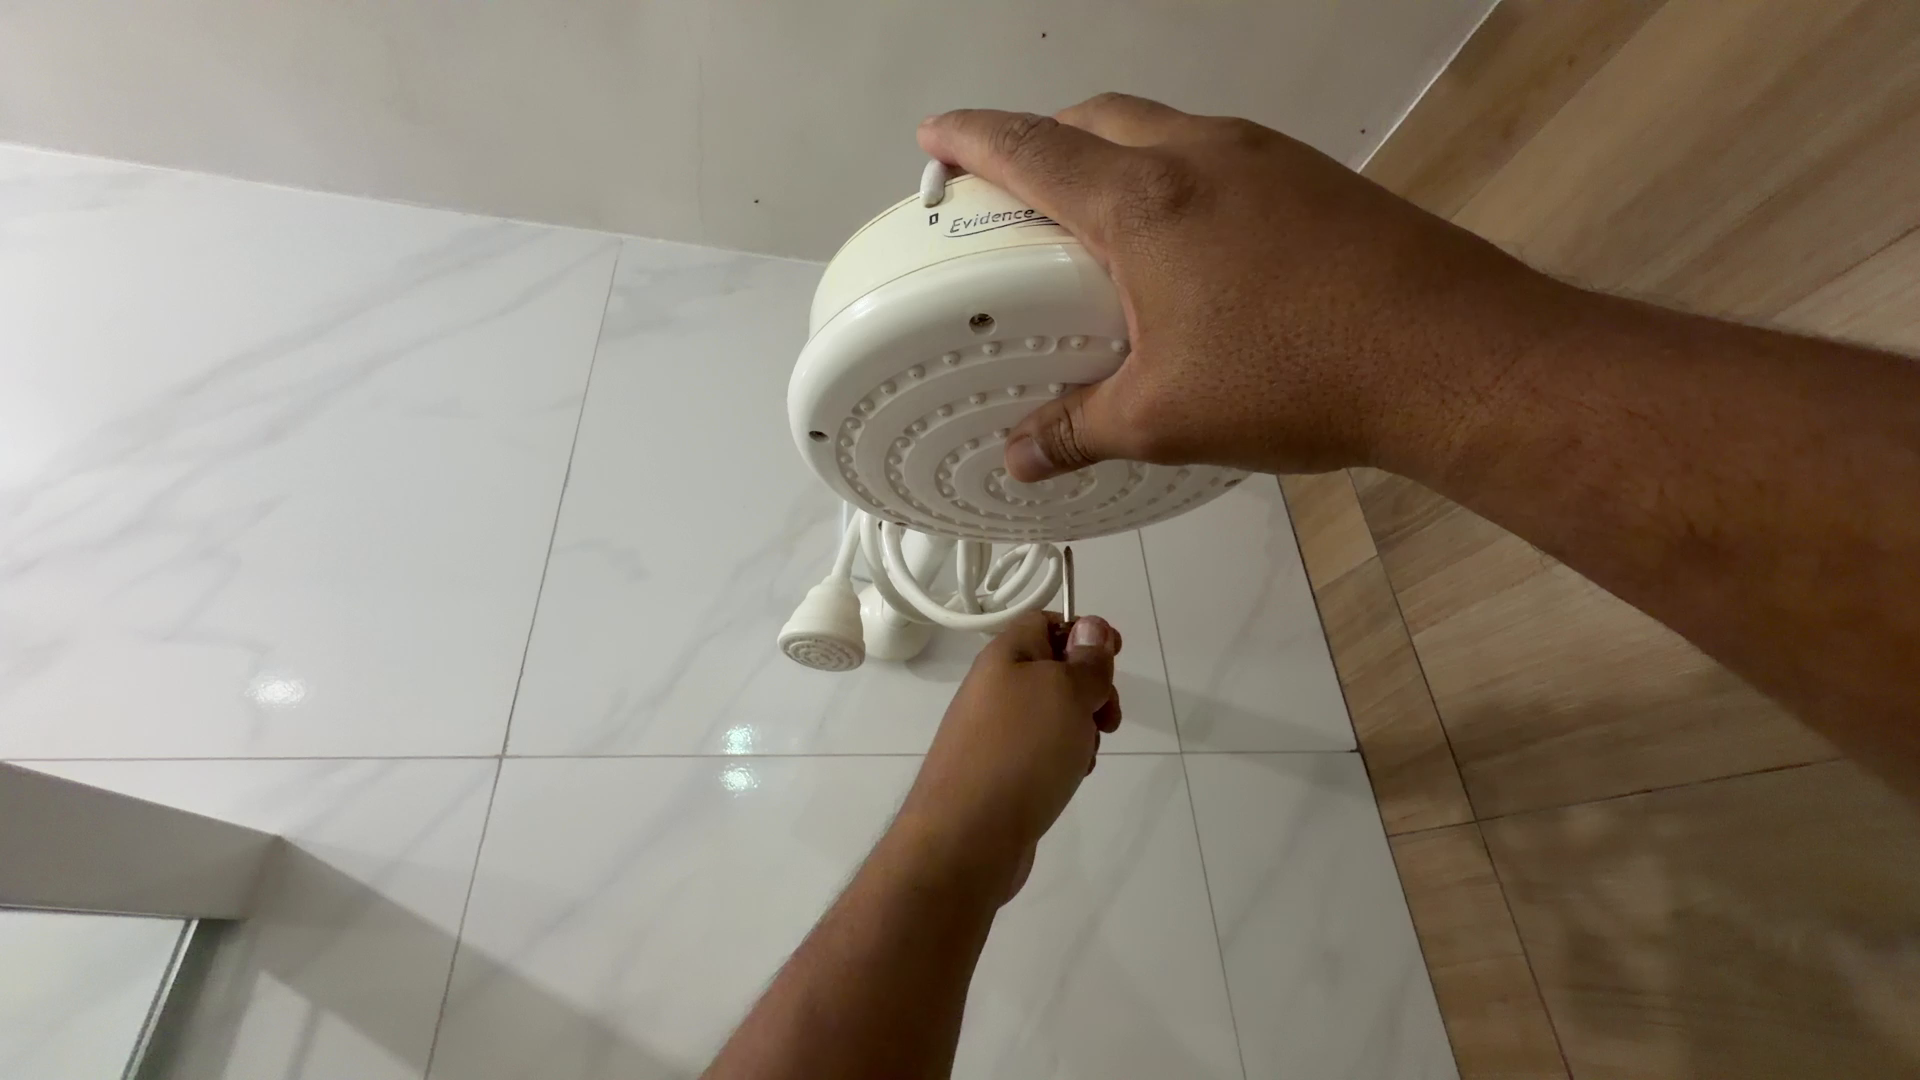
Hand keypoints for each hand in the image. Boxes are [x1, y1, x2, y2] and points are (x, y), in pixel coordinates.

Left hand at [894, 612, 1121, 902]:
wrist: (966, 836)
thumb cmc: (1020, 751)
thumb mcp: (1065, 692)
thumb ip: (1085, 660)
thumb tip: (1091, 626)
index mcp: (1005, 655)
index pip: (1045, 621)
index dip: (1084, 631)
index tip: (1115, 654)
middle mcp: (995, 687)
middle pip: (1055, 669)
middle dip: (1091, 688)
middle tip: (1106, 718)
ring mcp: (994, 731)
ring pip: (1053, 713)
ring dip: (1081, 728)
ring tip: (1085, 754)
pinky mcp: (1000, 770)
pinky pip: (1041, 749)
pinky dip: (1063, 758)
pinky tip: (1069, 777)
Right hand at [917, 94, 1572, 481]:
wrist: (1453, 359)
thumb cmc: (1290, 380)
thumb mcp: (1161, 420)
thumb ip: (1076, 432)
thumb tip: (1018, 460)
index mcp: (1145, 205)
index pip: (1034, 152)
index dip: (973, 141)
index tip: (934, 140)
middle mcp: (1200, 156)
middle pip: (1095, 117)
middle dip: (1039, 138)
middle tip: (1010, 189)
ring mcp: (1263, 157)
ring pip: (1157, 127)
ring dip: (1108, 152)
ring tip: (1089, 219)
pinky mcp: (1308, 178)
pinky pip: (1211, 155)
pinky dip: (1167, 176)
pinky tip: (1177, 245)